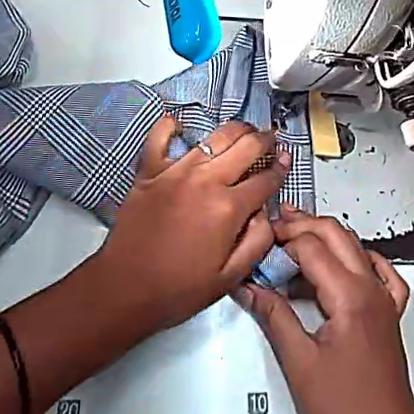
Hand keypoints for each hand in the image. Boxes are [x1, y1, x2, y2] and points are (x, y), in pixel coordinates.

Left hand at [82, 117, 288, 333]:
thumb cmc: (178, 288)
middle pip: (244, 146)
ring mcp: (176, 170)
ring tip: (243, 130)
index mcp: (228, 208)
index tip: (286, 159)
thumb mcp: (230, 277)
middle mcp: (205, 180)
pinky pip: (161, 135)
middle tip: (270, 137)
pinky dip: (172, 126)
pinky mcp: (150, 169)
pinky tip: (182, 125)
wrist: (127, 285)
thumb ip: (257, 242)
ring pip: (213, 136)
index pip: (264, 180)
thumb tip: (265, 214)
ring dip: (233, 130)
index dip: (280, 168)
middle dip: (263, 139)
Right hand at [235, 206, 413, 413]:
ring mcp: (384, 304)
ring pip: (354, 247)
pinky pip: (379, 272)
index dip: (280, 239)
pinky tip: (342, 260)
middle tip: (273, 229)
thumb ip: (273, 315)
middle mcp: (373, 293)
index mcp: (353, 297)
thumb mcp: (300, 362)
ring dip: (323, 236)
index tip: (260, 244)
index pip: (310, 245)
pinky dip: (358, 257)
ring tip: (295, 235)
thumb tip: (252, 287)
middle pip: (334, 234)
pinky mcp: (388, 318)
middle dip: (300, 225)